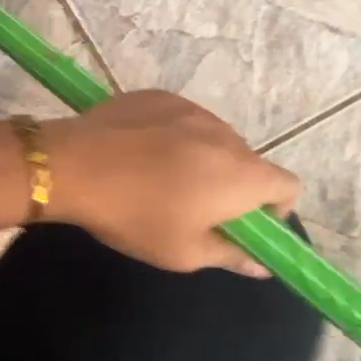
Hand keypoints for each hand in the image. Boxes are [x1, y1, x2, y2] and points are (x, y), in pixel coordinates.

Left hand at [43, 91, 297, 277]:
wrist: (72, 165)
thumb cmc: (132, 215)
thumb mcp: (183, 252)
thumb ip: (230, 255)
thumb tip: (260, 263)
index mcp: (244, 174)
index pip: (288, 186)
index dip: (274, 208)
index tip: (242, 223)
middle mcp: (226, 134)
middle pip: (246, 161)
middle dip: (230, 183)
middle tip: (191, 205)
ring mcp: (189, 108)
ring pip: (210, 137)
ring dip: (199, 156)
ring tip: (156, 176)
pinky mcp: (155, 96)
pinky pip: (177, 118)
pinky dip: (168, 134)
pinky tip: (135, 151)